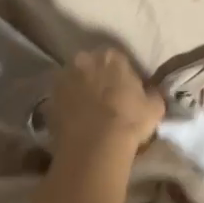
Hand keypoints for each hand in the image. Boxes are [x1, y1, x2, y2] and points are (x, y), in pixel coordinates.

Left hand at [45, 49, 164, 162]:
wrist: (95, 145)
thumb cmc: (129, 121)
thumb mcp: (154, 107)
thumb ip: (152, 93)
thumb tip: (150, 92)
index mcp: (111, 56)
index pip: (118, 60)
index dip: (121, 76)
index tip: (125, 92)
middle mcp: (84, 60)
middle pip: (91, 66)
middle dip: (97, 78)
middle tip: (105, 100)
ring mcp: (63, 78)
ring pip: (73, 81)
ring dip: (79, 91)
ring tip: (88, 112)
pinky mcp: (49, 99)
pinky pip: (61, 100)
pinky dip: (66, 107)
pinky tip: (75, 122)